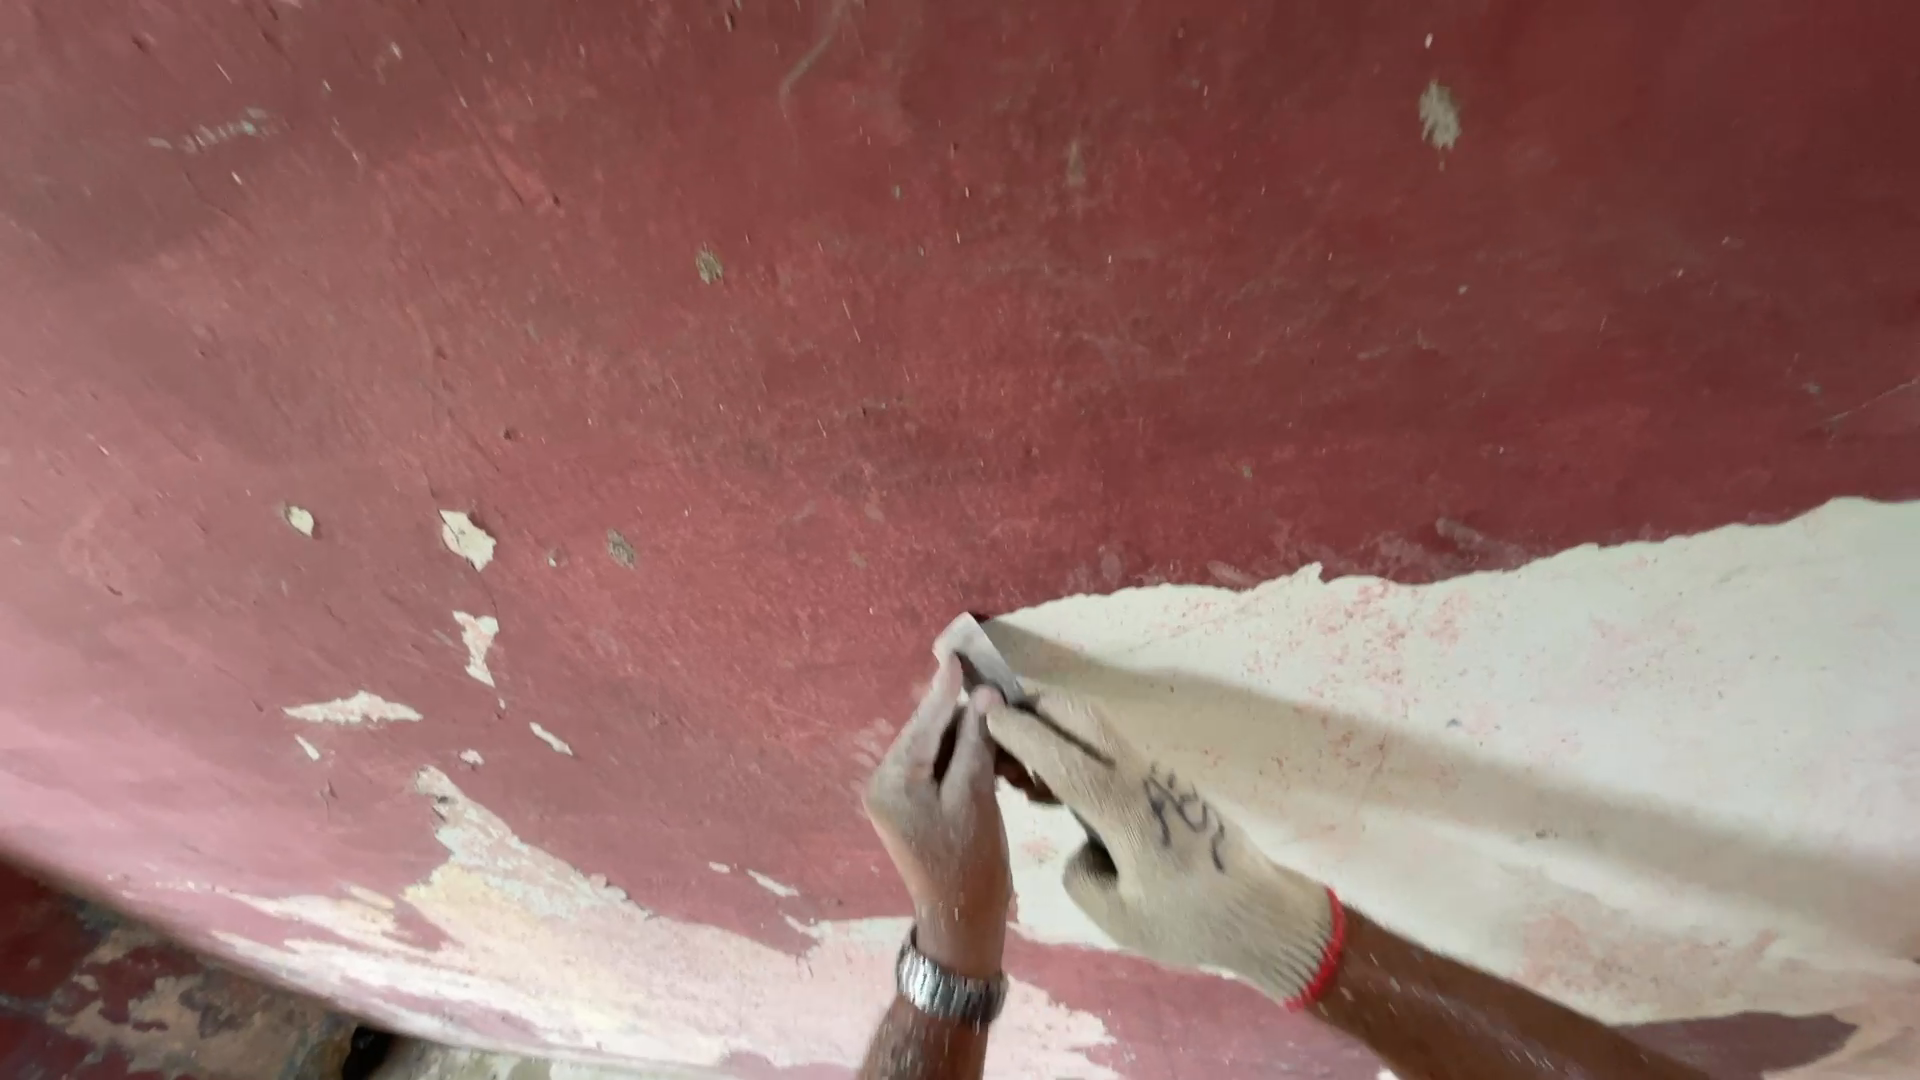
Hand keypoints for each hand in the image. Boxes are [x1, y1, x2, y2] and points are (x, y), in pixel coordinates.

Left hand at [864, 653, 1011, 977]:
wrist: (962, 919)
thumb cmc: (969, 862)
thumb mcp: (976, 796)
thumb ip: (977, 742)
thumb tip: (985, 695)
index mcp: (893, 780)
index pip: (924, 723)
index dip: (946, 689)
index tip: (957, 654)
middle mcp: (886, 779)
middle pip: (933, 732)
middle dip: (971, 724)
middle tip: (1007, 711)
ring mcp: (898, 791)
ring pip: (941, 747)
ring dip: (976, 746)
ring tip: (1011, 757)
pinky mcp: (913, 800)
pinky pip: (942, 766)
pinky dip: (970, 764)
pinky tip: (998, 769)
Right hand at [986, 691, 1340, 1005]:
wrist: (1261, 913)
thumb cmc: (1190, 921)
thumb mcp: (1120, 918)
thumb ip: (1081, 875)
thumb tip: (1083, 843)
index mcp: (1121, 807)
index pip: (1058, 755)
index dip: (1017, 730)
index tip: (984, 710)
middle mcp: (1135, 774)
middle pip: (1078, 714)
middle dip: (1033, 705)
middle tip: (995, 719)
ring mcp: (1151, 771)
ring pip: (1094, 725)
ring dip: (1052, 724)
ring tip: (1019, 760)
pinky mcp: (1160, 780)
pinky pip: (1107, 747)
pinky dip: (1073, 746)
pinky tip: (1055, 784)